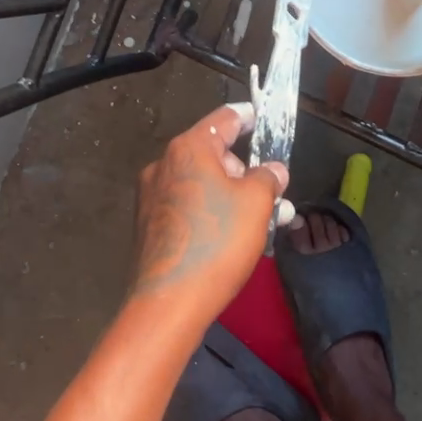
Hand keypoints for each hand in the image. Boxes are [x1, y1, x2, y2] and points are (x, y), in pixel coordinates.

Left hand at [130, 103, 289, 324]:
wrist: (168, 304)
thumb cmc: (218, 242)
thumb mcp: (256, 204)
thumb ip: (269, 178)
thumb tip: (273, 170)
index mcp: (189, 148)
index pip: (224, 119)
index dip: (247, 116)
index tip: (261, 117)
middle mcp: (164, 164)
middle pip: (213, 154)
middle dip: (244, 172)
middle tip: (272, 196)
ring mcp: (152, 196)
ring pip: (202, 184)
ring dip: (231, 196)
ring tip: (260, 223)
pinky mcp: (148, 226)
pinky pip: (188, 207)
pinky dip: (210, 214)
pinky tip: (231, 239)